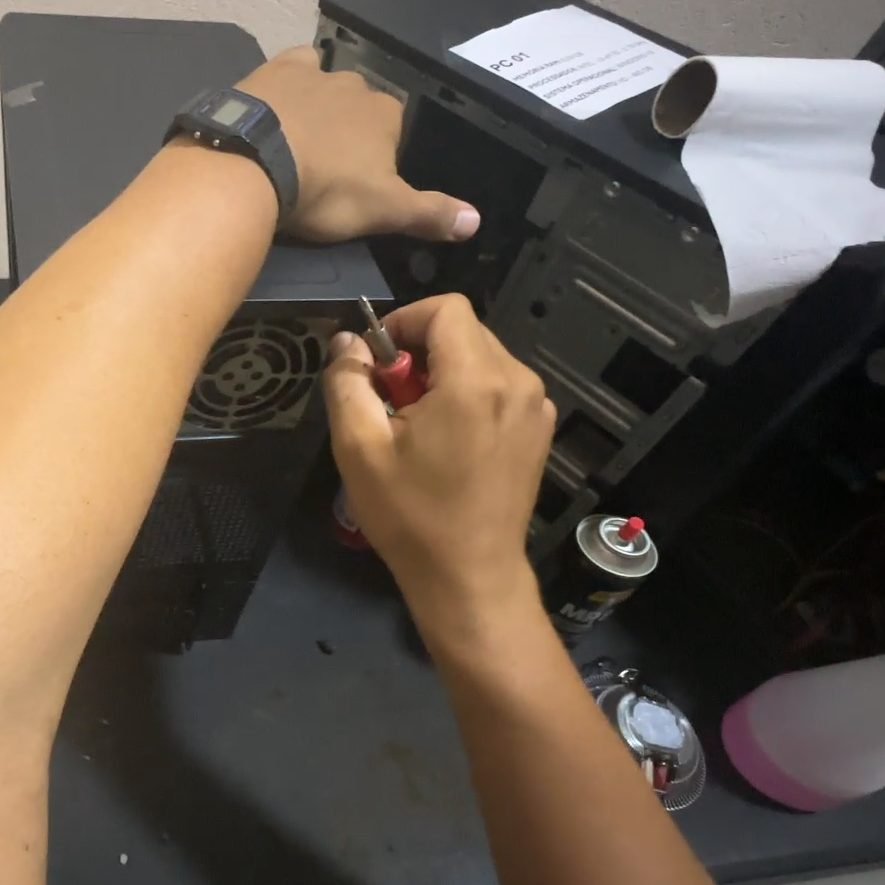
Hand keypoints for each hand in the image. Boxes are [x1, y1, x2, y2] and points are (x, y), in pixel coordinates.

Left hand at [236, 47, 479, 243]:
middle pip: (358, 112)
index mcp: (388, 116)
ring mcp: (316, 74)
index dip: (375, 163)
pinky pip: (292, 71)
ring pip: (326, 91)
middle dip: (346, 137)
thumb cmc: (326, 191)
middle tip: (321, 173)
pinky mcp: (276, 70)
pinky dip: (289, 87)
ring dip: (317, 114)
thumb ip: (428, 213)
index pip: (393, 135)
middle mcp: (358, 85)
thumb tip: (476, 221)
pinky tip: (279, 106)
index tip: (353, 188)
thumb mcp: (382, 211)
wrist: (257, 164)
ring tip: (295, 147)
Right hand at [323, 293, 554, 613]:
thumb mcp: (359, 449)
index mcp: (476, 381)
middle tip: (389, 402)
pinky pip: (498, 387)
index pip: (445, 308)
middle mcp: (517, 383)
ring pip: (481, 358)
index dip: (402, 321)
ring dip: (441, 375)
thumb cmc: (411, 516)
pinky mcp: (538, 430)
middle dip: (418, 352)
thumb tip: (347, 345)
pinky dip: (466, 395)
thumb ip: (347, 384)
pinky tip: (446, 441)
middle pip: (463, 332)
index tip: (375, 361)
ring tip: (415, 426)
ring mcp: (535, 407)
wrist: (468, 576)